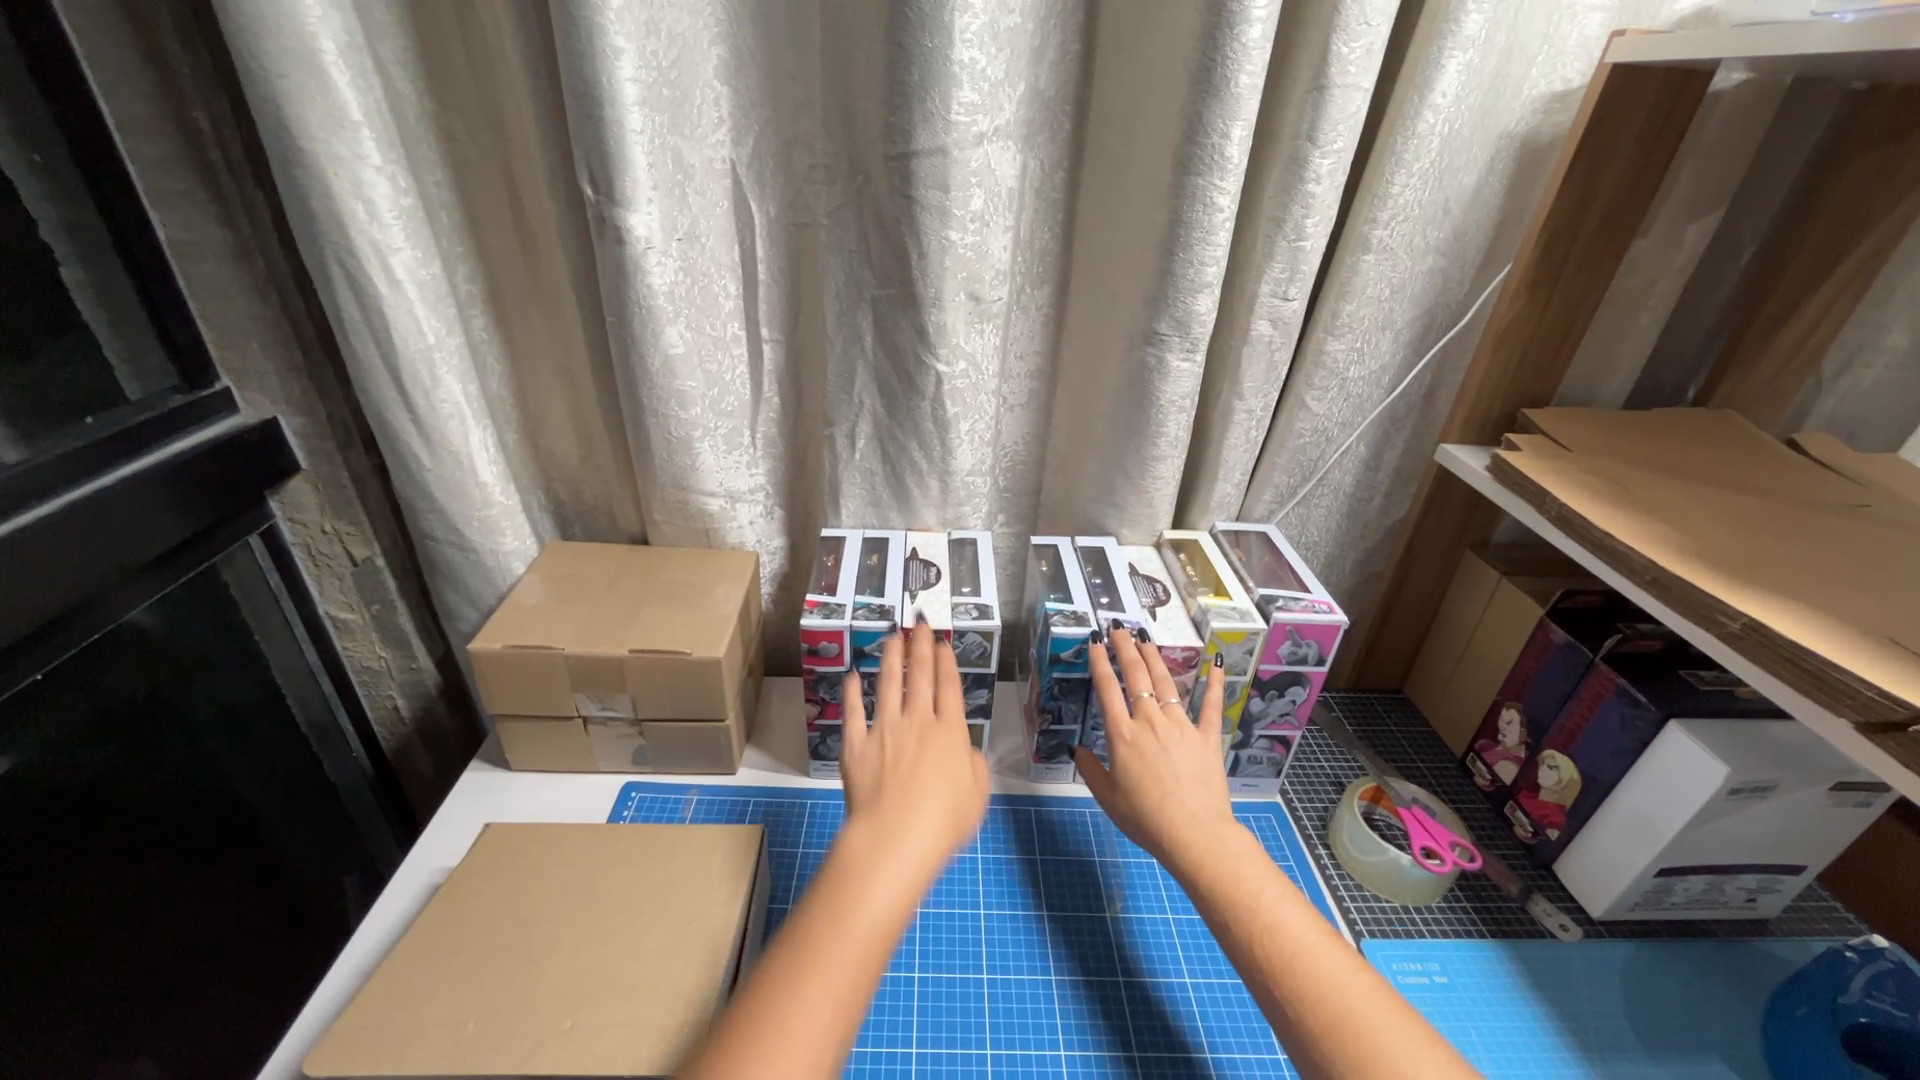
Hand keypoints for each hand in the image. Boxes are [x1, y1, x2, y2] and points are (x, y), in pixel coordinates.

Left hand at [839, 621, 989, 878]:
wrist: (894, 837)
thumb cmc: (943, 822)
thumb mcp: (977, 795)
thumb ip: (974, 766)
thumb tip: (965, 750)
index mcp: (950, 733)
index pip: (949, 687)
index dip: (946, 661)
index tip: (941, 641)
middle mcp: (918, 722)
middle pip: (919, 676)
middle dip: (920, 646)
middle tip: (918, 621)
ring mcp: (884, 730)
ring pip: (887, 684)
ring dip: (890, 657)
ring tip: (892, 635)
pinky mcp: (856, 745)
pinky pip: (853, 712)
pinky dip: (852, 692)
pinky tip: (852, 676)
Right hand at [1076, 628, 1242, 872]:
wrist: (1193, 835)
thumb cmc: (1145, 819)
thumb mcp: (1107, 797)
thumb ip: (1090, 769)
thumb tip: (1077, 749)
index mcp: (1122, 735)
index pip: (1107, 689)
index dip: (1100, 662)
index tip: (1096, 642)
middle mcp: (1150, 722)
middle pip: (1135, 676)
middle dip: (1125, 648)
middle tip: (1118, 629)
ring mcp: (1181, 726)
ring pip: (1166, 683)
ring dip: (1154, 657)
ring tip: (1146, 638)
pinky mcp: (1207, 737)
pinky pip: (1212, 706)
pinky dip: (1214, 684)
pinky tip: (1216, 664)